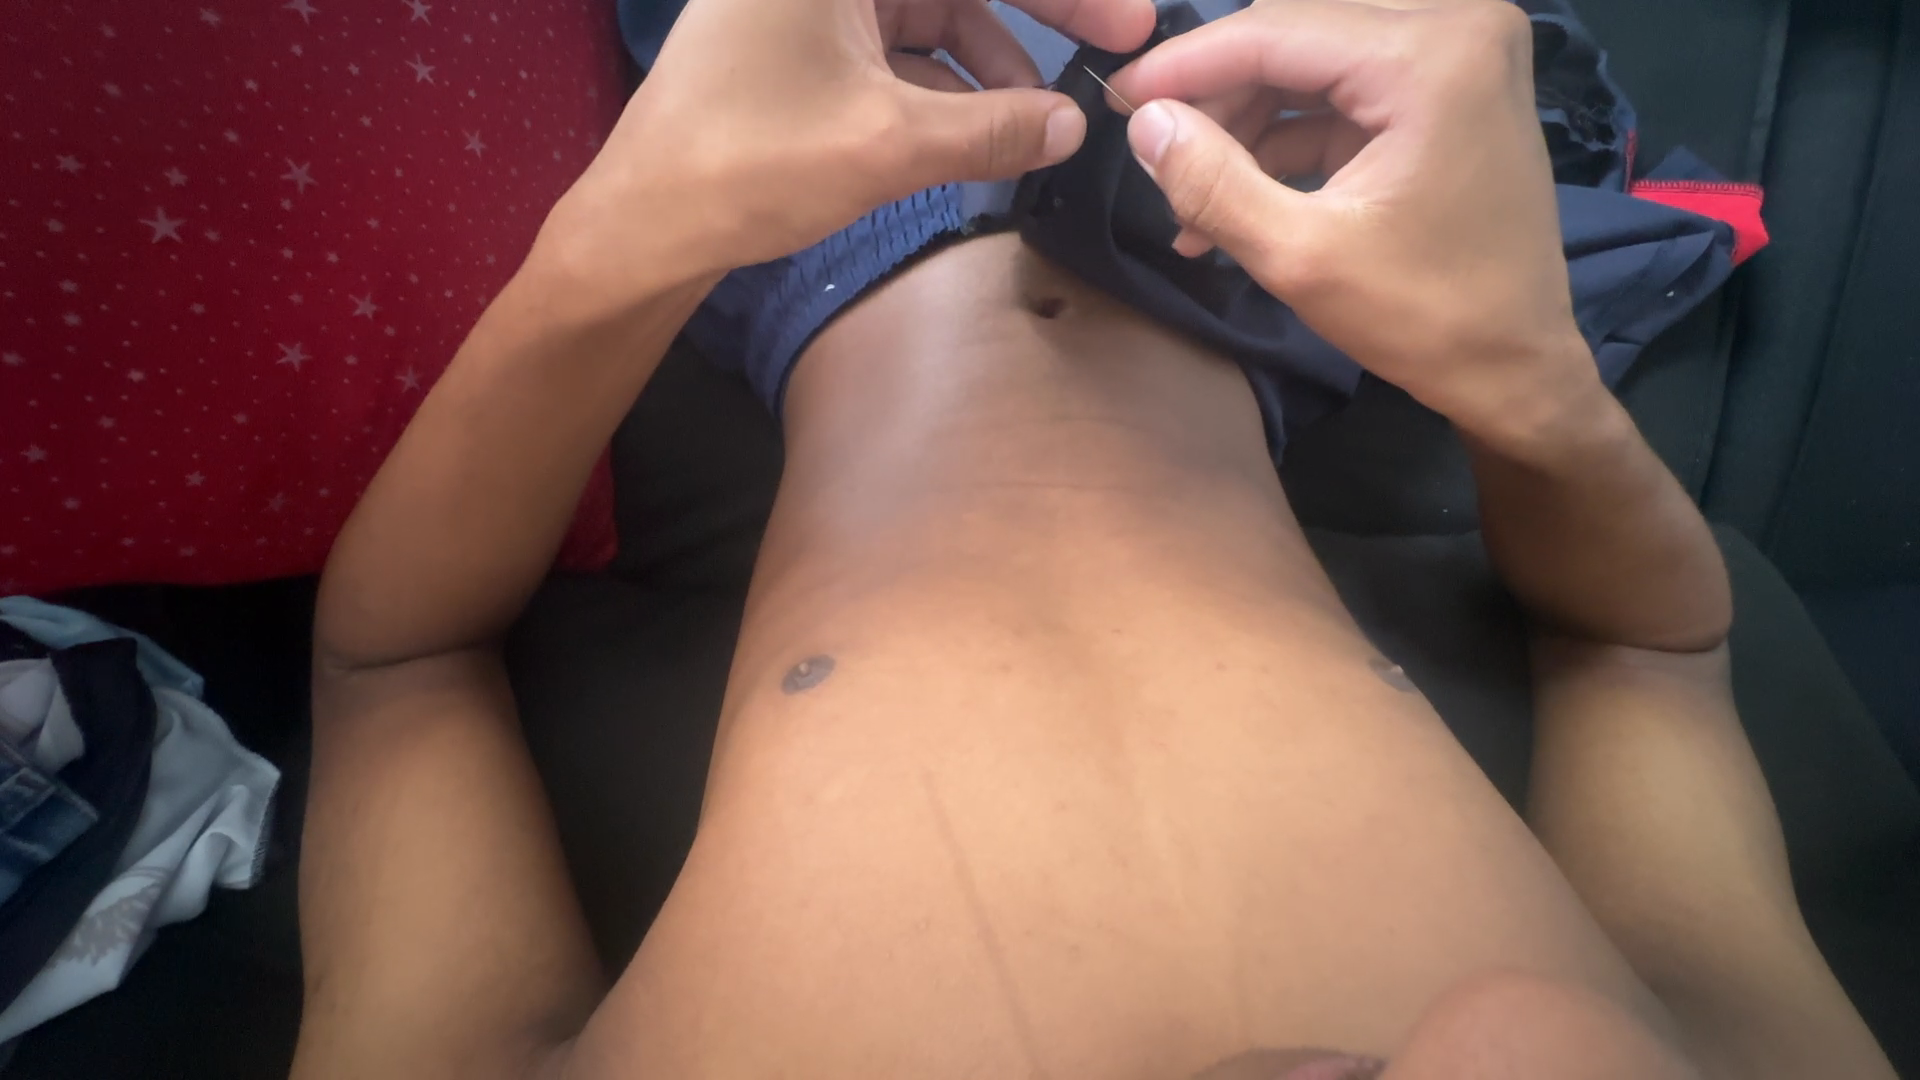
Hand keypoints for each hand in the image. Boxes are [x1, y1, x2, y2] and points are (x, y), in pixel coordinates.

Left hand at [537, 0, 1155, 311]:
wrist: (653, 220)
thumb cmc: (753, 165)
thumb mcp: (886, 144)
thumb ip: (988, 131)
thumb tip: (1069, 127)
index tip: (1128, 21)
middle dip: (1031, 24)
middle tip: (1104, 61)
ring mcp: (814, 4)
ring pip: (931, 22)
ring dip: (987, 73)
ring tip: (1032, 129)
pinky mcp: (808, 46)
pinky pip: (898, 56)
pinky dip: (942, 93)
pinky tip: (977, 136)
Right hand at [1110, 0, 1594, 437]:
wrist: (1508, 361)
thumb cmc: (1414, 314)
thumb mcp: (1298, 255)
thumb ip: (1214, 184)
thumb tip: (1143, 124)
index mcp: (1428, 52)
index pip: (1275, 29)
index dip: (1184, 64)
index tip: (1115, 97)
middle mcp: (1452, 24)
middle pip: (1294, 34)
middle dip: (1214, 96)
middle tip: (1153, 153)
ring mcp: (1452, 58)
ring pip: (1311, 66)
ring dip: (1243, 127)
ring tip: (1191, 202)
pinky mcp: (1441, 98)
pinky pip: (1337, 100)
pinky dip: (1281, 146)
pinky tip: (1234, 203)